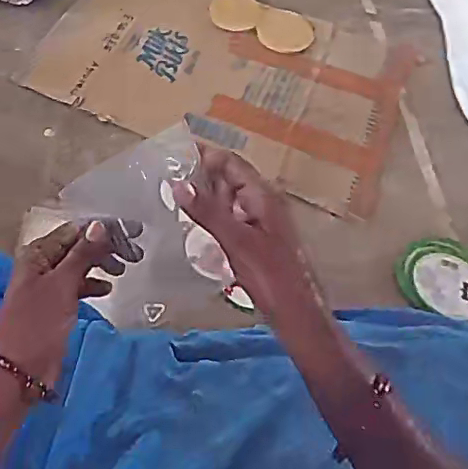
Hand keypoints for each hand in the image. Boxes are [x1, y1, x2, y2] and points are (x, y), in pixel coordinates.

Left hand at [0, 219, 142, 389]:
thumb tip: (100, 225)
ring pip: (80, 266)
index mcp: (37, 253)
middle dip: (105, 247)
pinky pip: (78, 285)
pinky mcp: (56, 305)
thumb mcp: (62, 285)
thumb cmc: (37, 324)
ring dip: (101, 264)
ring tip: (122, 270)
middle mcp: (42, 265)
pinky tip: (107, 290)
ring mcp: (49, 286)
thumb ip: (82, 254)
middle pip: (78, 246)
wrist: (18, 373)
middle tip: (134, 253)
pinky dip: (93, 284)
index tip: (133, 231)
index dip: (103, 228)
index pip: (75, 230)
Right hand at [178, 149, 323, 321]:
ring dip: (208, 198)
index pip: (232, 163)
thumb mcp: (234, 241)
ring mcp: (264, 223)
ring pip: (232, 201)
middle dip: (203, 176)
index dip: (207, 156)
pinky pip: (235, 219)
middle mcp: (265, 203)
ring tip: (177, 200)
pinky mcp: (261, 241)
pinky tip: (198, 228)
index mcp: (263, 196)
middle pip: (232, 179)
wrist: (298, 314)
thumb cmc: (270, 275)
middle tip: (169, 177)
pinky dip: (216, 218)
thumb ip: (207, 211)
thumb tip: (178, 183)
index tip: (177, 154)